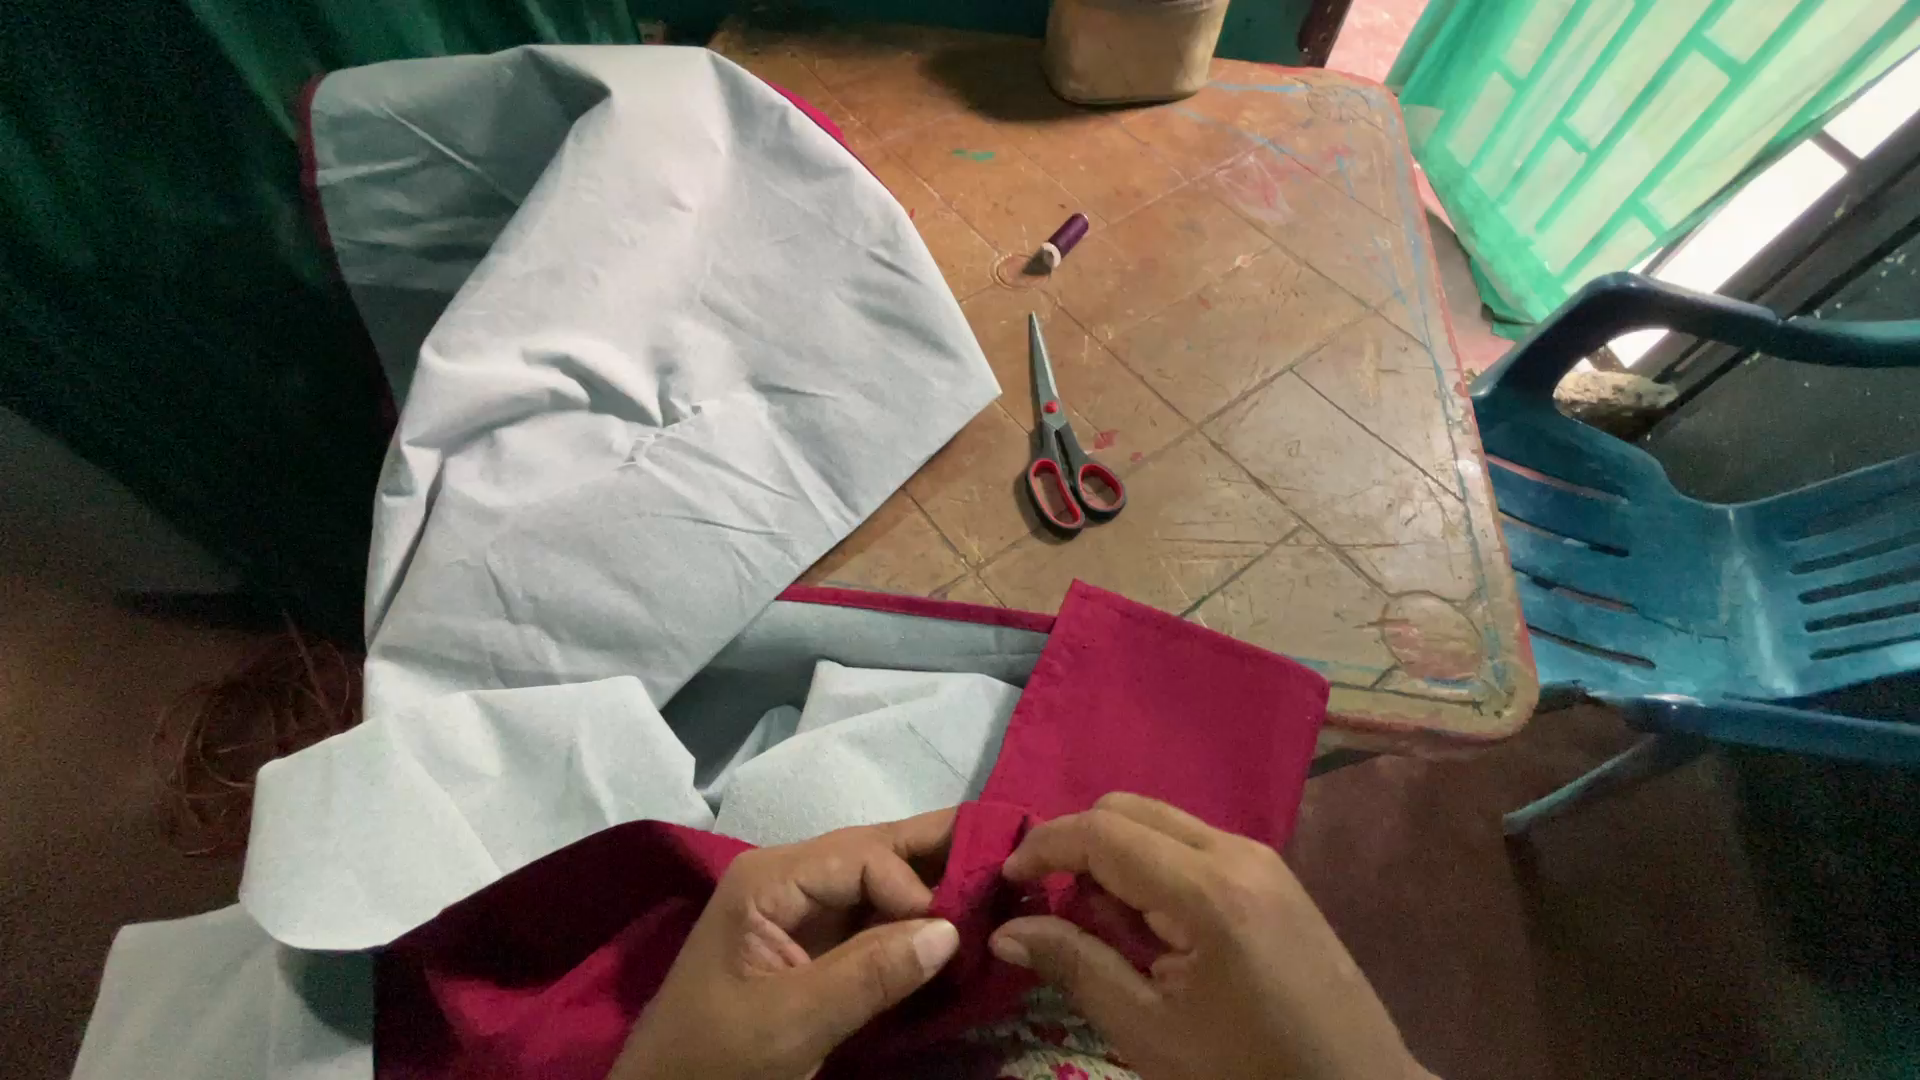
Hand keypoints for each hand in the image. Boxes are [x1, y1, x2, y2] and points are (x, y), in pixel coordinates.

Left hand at [612, 810, 962, 1079]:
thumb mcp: (789, 1026)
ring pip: (880, 879)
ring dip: (932, 884)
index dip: (912, 884)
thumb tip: (951, 929)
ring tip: (994, 881)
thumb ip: (868, 974)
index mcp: (771, 878)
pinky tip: (954, 923)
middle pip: (874, 852)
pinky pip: (873, 915)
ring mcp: (802, 907)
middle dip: (937, 855)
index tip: (954, 933)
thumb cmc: (714, 1065)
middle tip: (1008, 851)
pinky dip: (914, 921)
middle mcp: (789, 876)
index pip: (860, 856)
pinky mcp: (815, 941)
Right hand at [989, 793, 1432, 1079]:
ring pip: (1156, 818)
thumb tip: (1006, 932)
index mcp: (1208, 892)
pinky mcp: (1269, 868)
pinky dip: (1150, 863)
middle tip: (1055, 904)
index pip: (1103, 833)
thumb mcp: (1150, 1034)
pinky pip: (1187, 840)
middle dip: (1078, 844)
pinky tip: (1152, 924)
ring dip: (1114, 853)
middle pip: (1127, 808)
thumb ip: (1075, 966)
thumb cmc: (1249, 1076)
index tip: (1009, 880)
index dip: (1045, 847)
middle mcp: (1234, 850)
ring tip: (1107, 926)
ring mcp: (1258, 854)